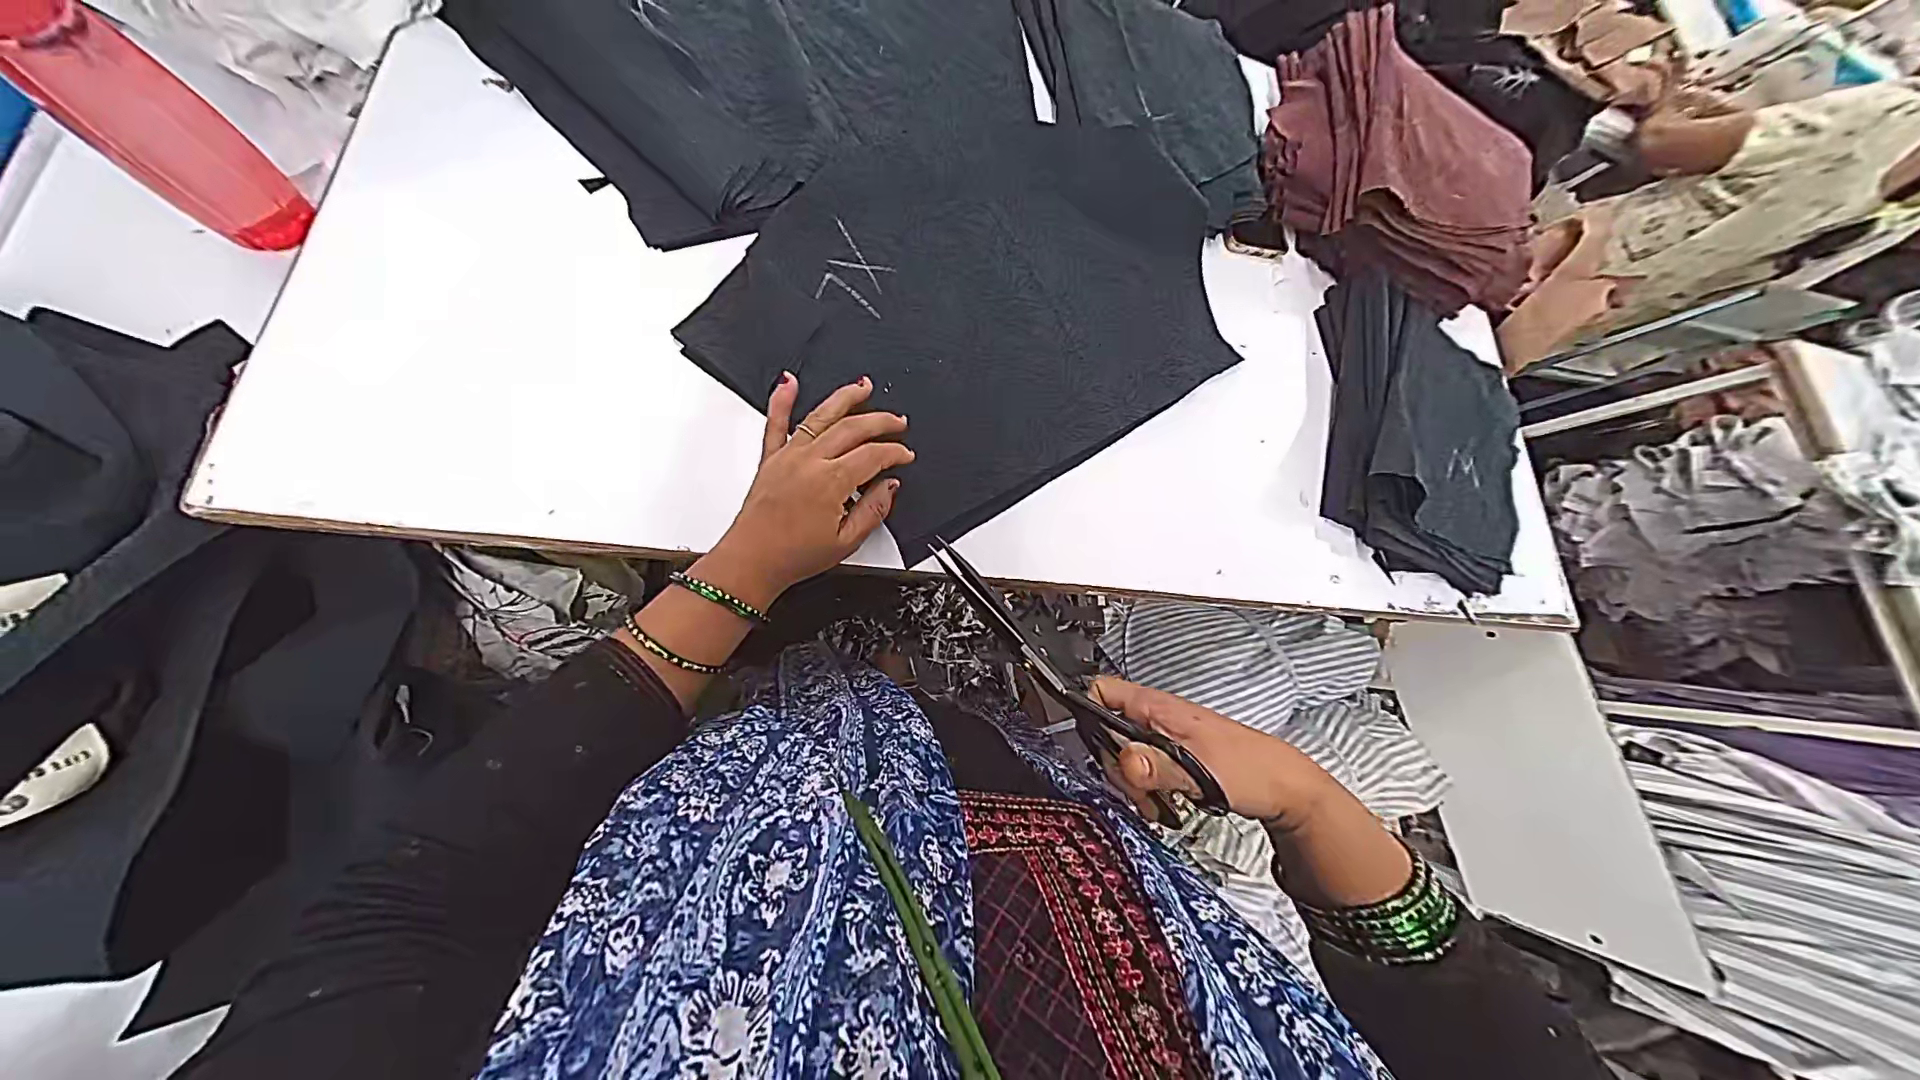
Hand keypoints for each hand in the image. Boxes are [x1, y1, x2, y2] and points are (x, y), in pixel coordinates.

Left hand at [704, 373, 914, 605]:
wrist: (752, 561)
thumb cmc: (792, 556)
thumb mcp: (846, 541)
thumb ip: (874, 510)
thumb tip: (890, 487)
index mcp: (831, 481)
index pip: (873, 454)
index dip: (895, 452)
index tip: (905, 455)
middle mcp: (809, 461)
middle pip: (853, 427)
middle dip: (881, 420)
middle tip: (898, 421)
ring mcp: (788, 456)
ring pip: (821, 416)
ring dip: (845, 397)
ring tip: (862, 387)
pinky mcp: (770, 459)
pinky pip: (776, 423)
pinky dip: (781, 400)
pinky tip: (789, 383)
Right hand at [1089, 676, 1341, 831]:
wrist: (1284, 786)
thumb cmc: (1250, 769)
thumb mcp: (1198, 769)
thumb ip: (1156, 765)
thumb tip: (1124, 760)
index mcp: (1155, 706)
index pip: (1100, 691)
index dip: (1088, 714)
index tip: (1097, 749)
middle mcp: (1155, 716)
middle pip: (1107, 730)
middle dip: (1115, 765)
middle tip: (1136, 789)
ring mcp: (1163, 735)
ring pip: (1125, 753)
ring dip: (1133, 783)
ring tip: (1155, 802)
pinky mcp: (1172, 754)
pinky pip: (1143, 767)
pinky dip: (1147, 788)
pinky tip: (1164, 802)